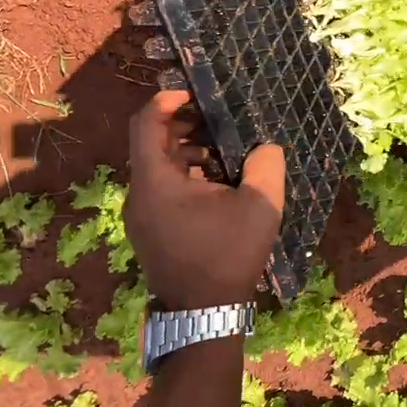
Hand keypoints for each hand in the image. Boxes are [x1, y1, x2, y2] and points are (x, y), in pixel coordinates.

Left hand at [124, 89, 285, 309]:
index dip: (165, 101)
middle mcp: (140, 195)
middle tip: (220, 115)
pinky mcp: (152, 228)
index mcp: (157, 183)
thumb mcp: (260, 203)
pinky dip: (186, 170)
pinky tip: (220, 177)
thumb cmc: (229, 254)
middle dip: (184, 122)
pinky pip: (163, 185)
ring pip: (159, 164)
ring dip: (188, 147)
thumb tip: (263, 146)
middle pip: (152, 142)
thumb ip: (265, 162)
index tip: (196, 92)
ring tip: (226, 146)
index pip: (145, 125)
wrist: (203, 314)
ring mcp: (142, 214)